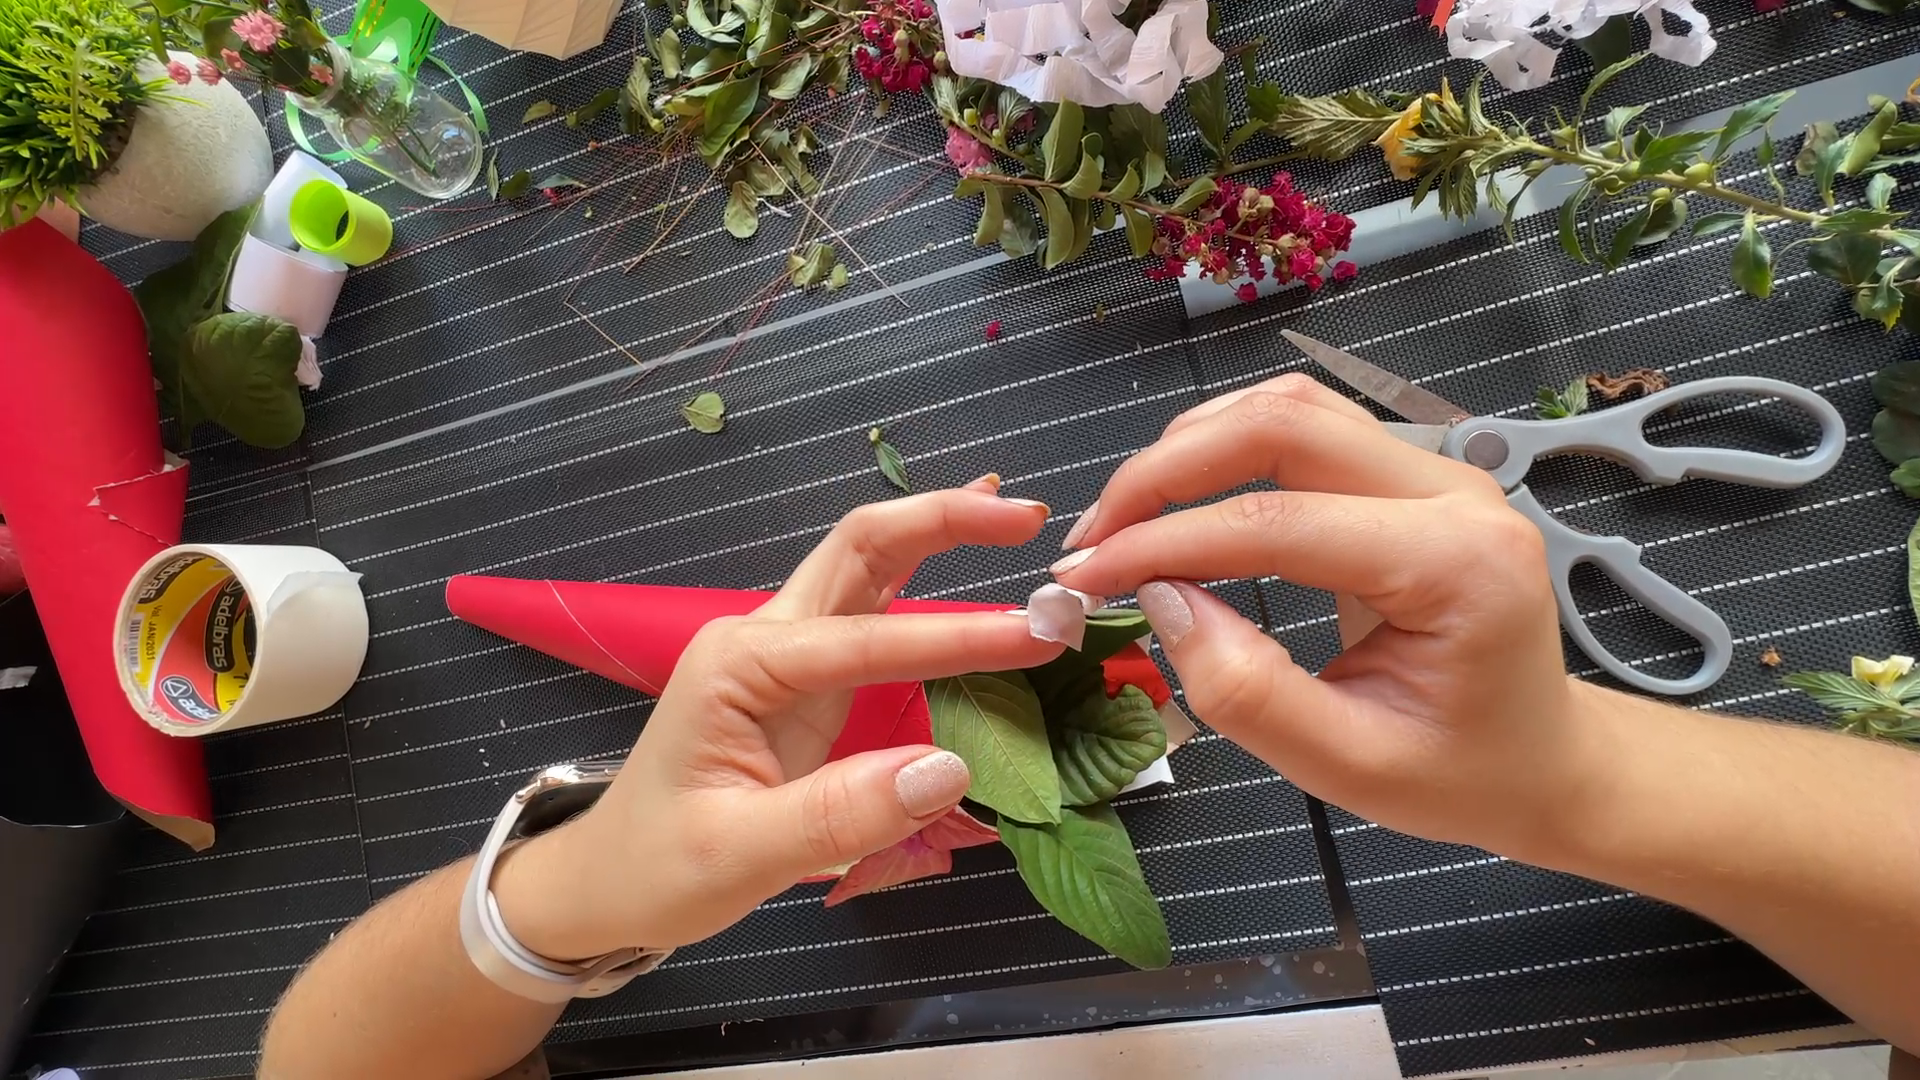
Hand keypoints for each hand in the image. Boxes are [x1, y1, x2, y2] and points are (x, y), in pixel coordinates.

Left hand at [494, 480, 1063, 958]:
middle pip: (860, 545)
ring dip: (937, 530)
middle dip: (943, 520)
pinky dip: (923, 570)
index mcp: (743, 663)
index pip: (867, 639)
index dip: (957, 639)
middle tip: (1022, 518)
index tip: (1037, 636)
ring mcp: (788, 646)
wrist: (612, 879)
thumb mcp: (739, 854)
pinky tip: (958, 551)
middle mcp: (766, 633)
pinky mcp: (809, 669)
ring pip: (868, 560)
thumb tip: (949, 768)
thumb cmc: (661, 865)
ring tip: (1008, 515)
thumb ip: (840, 812)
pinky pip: (873, 605)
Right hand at [1050, 375, 1594, 859]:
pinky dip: (1217, 445)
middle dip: (1161, 473)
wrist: (1542, 756)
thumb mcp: (1345, 764)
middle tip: (1094, 535)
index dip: (1160, 542)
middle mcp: (1448, 489)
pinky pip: (1295, 422)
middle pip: (1277, 424)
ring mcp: (1427, 468)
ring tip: (1125, 515)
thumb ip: (1243, 689)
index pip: (1272, 523)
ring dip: (1184, 449)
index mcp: (1453, 565)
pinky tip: (1178, 491)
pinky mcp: (1399, 471)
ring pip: (1282, 406)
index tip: (1084, 575)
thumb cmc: (1457, 773)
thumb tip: (1159, 597)